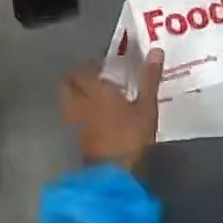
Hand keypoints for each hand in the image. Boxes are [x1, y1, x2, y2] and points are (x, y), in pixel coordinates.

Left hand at [59, 50, 163, 171]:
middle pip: (67, 82)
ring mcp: (73, 120)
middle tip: (96, 79)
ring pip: (66, 98)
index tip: (105, 66)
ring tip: (95, 97)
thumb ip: (149, 79)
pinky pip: (71, 114)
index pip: (83, 69)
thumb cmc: (130, 136)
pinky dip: (78, 110)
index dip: (92, 65)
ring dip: (75, 93)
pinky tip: (94, 116)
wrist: (111, 171)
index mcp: (95, 90)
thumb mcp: (146, 107)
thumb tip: (156, 50)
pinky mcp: (74, 136)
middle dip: (78, 77)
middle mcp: (78, 101)